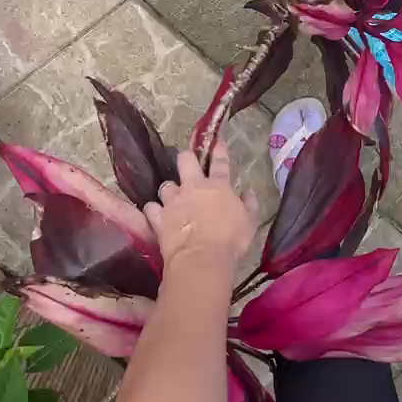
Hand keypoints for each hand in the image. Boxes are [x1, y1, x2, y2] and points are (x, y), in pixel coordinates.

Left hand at [145, 143, 257, 278]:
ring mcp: (174, 201)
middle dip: (186, 158)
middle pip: (186, 161)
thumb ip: (249, 205)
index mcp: (218, 186)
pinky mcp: (159, 217)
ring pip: (166, 185)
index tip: (219, 143)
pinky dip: (154, 211)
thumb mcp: (250, 222)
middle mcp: (194, 187)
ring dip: (169, 190)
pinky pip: (151, 208)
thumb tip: (249, 193)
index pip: (220, 162)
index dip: (220, 151)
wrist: (202, 258)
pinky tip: (156, 214)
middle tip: (187, 162)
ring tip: (172, 197)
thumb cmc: (231, 240)